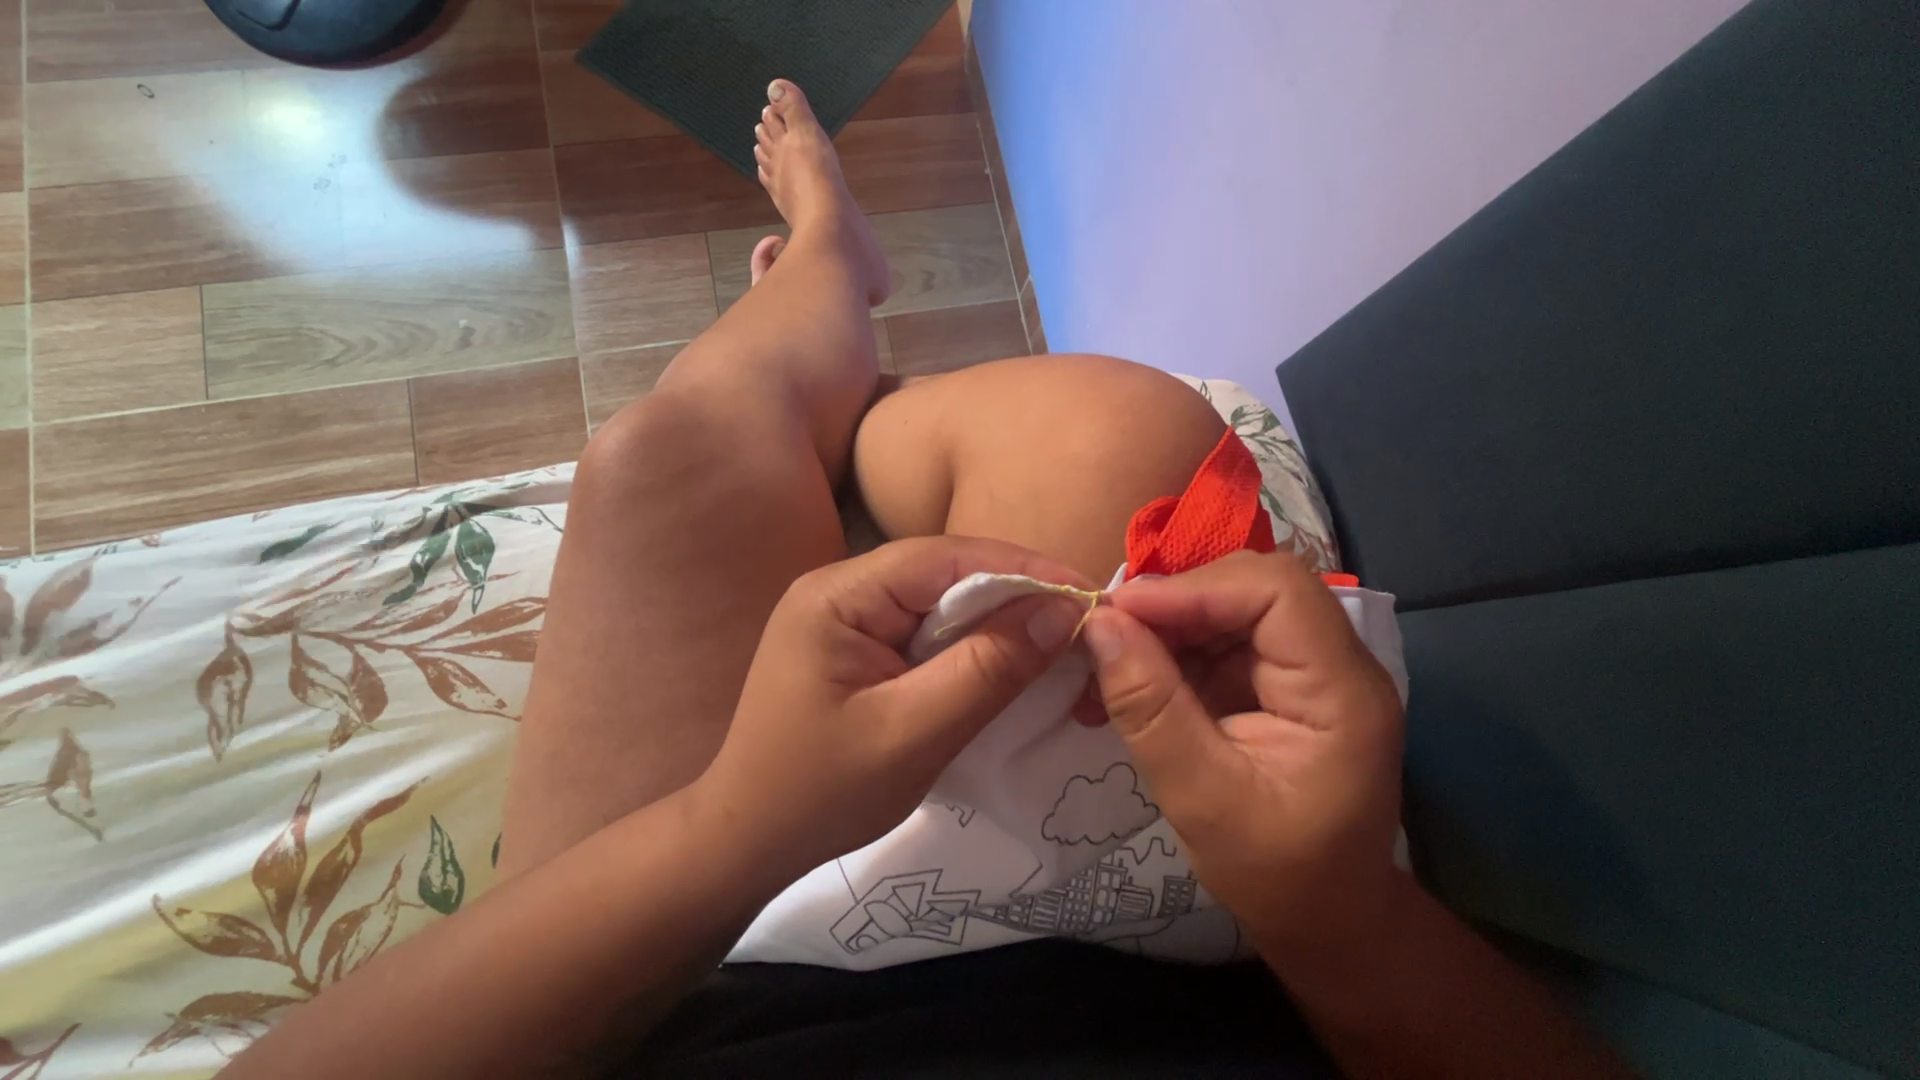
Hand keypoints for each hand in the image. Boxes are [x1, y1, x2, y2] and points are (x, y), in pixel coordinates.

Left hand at [694, 536, 1092, 890]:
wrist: (747, 841)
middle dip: (1014, 593)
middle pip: (943, 572)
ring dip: (996, 620)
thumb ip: (987, 670)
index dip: (1021, 568)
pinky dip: (969, 644)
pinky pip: (924, 630)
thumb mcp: (913, 734)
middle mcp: (839, 589)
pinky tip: (1005, 662)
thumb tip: (1062, 612)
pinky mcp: (855, 645)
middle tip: (1081, 622)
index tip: (1088, 595)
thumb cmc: (822, 793)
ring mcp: (844, 616)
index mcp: (838, 595)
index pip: (944, 557)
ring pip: (938, 601)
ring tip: (1057, 640)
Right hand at [1080, 550, 1405, 958]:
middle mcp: (1334, 664)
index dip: (1196, 588)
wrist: (1323, 919)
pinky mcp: (1276, 681)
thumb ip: (1151, 710)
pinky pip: (1218, 640)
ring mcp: (1306, 669)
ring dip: (1163, 627)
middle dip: (1173, 605)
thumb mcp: (1202, 800)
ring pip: (1228, 607)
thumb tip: (1100, 624)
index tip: (1120, 613)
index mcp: (1342, 692)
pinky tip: (1128, 680)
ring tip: (1105, 664)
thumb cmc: (1276, 874)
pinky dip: (1168, 652)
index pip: (1278, 592)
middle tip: (1105, 636)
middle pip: (1252, 588)